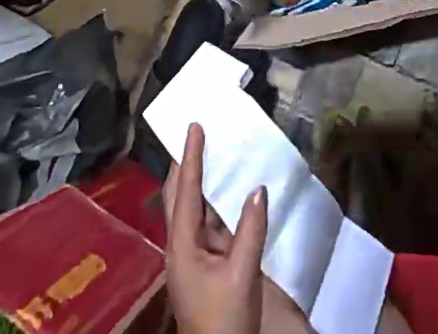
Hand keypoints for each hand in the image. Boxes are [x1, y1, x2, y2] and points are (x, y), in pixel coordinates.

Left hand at [164, 123, 269, 333]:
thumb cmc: (224, 320)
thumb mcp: (242, 275)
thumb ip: (250, 231)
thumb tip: (258, 188)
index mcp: (182, 243)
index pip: (186, 189)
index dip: (190, 156)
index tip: (193, 125)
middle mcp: (180, 244)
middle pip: (179, 194)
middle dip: (185, 163)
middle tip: (195, 132)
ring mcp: (190, 256)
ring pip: (192, 208)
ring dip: (199, 180)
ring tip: (210, 151)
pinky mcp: (203, 266)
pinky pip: (206, 223)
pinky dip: (214, 203)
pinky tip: (227, 193)